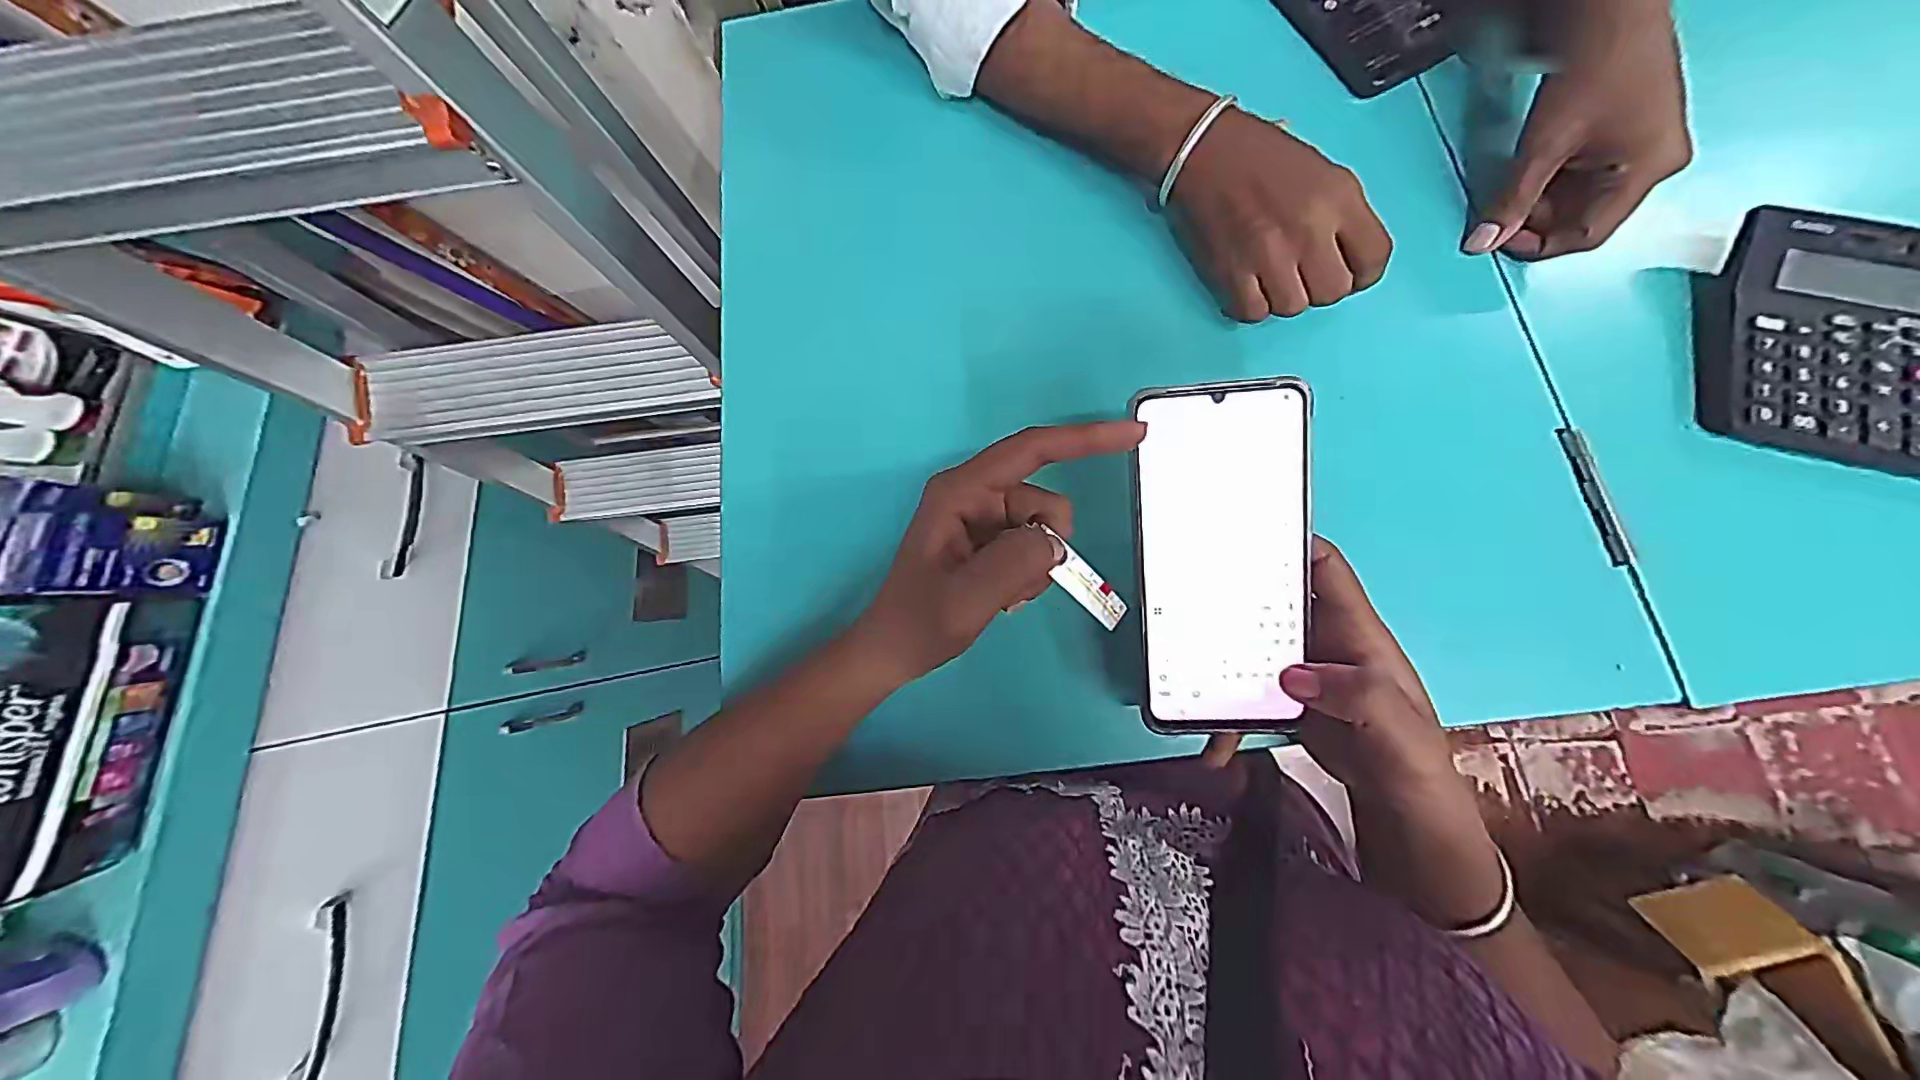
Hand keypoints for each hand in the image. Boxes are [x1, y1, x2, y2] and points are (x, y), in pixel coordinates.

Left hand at [848, 422, 1147, 686]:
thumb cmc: (918, 623)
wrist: (893, 651)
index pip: (1031, 450)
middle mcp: (972, 494)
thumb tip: (1053, 539)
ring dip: (1036, 565)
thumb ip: (1015, 564)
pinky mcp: (988, 539)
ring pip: (1043, 528)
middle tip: (1015, 583)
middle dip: (1045, 543)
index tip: (1132, 434)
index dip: (1085, 439)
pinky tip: (1000, 594)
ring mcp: (980, 517)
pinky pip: (1033, 546)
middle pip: (1043, 500)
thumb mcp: (967, 599)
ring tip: (1001, 593)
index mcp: (960, 491)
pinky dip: (1029, 572)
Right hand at [1168, 109, 1392, 320]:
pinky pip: (1253, 313)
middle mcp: (1308, 229)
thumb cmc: (1258, 156)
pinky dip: (1250, 306)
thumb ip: (1341, 215)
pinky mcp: (1230, 272)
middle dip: (1318, 287)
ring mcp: (1268, 254)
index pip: (1374, 259)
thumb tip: (1343, 258)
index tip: (1346, 274)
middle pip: (1332, 292)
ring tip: (1269, 277)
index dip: (1362, 275)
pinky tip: (1246, 286)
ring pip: (1293, 307)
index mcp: (1337, 198)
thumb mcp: (1322, 172)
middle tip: (1300, 274)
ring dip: (1282, 297)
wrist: (1203, 150)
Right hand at [1201, 539, 1457, 807]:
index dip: (1293, 544)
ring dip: (1222, 664)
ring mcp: (1303, 673)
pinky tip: (1217, 740)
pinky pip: (1245, 695)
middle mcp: (1325, 644)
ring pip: (1251, 649)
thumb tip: (1295, 677)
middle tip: (1200, 599)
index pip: (1326, 568)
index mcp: (1358, 634)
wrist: (1402, 805)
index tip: (1251, 536)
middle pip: (1274, 604)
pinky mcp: (1285, 701)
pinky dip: (1226, 715)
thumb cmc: (1414, 759)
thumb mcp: (1397, 727)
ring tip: (1195, 677)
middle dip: (1238, 600)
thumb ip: (1355, 695)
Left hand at [1463, 0, 1690, 259]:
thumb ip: (1511, 200)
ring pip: (1573, 198)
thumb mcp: (1543, 147)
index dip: (1537, 245)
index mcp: (1650, 169)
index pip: (1585, 234)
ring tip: (1506, 190)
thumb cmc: (1599, 60)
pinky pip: (1576, 175)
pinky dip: (1544, 181)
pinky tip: (1523, 173)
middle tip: (1495, 217)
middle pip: (1578, 217)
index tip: (1499, 242)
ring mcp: (1637, 147)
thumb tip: (1483, 241)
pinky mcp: (1619, 135)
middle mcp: (1652, 162)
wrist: (1608, 9)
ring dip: (1535, 201)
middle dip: (1532, 221)